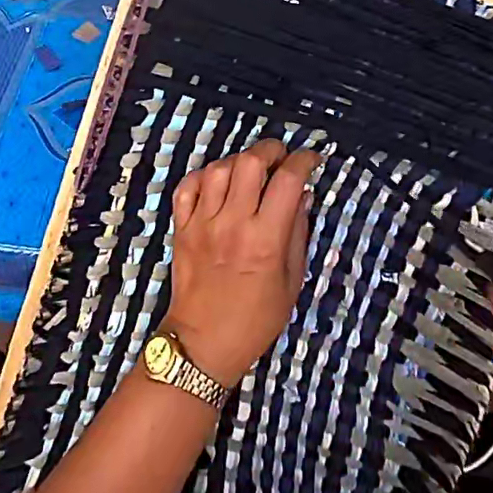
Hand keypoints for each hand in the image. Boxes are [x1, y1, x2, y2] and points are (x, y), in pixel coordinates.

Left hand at [163, 139, 320, 387]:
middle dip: (270, 150)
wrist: (203, 343)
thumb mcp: (291, 280)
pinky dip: (204, 176)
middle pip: (249, 162)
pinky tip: (218, 183)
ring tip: (250, 172)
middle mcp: (233, 223)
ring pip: (219, 168)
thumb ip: (297, 232)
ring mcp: (202, 223)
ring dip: (239, 162)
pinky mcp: (181, 227)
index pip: (287, 180)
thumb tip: (303, 194)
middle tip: (280, 157)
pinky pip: (188, 186)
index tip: (311, 159)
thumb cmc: (255, 319)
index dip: (304, 160)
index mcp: (265, 239)